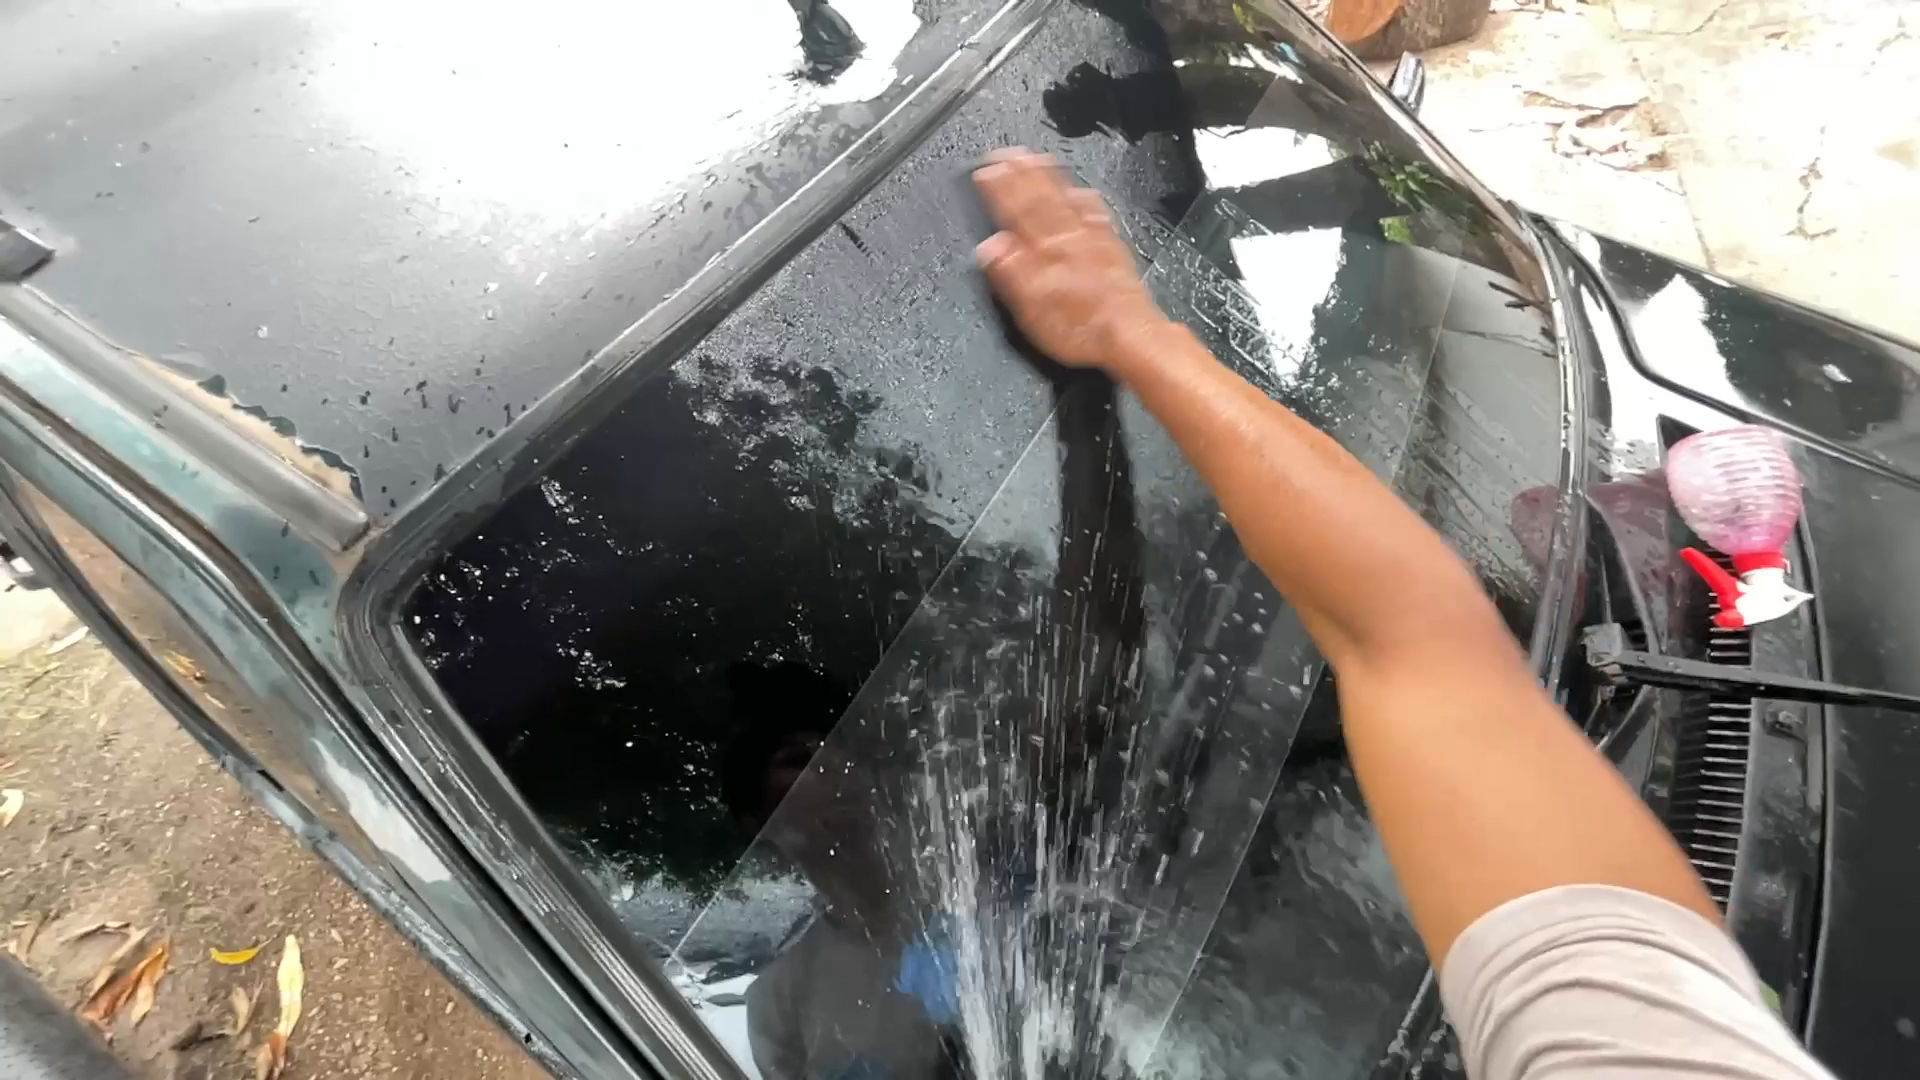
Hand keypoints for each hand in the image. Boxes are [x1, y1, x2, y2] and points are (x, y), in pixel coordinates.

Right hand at [972, 149, 1167, 370]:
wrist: (1128, 335)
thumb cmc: (1079, 329)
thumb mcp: (1033, 310)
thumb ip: (1011, 274)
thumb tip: (990, 246)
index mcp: (1045, 252)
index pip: (1016, 213)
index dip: (999, 190)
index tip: (986, 169)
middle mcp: (1068, 239)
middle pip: (1041, 199)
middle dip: (1021, 174)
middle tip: (1007, 151)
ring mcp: (1092, 241)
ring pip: (1067, 199)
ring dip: (1050, 177)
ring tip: (1037, 157)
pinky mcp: (1112, 250)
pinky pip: (1096, 214)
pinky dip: (1085, 198)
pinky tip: (1082, 190)